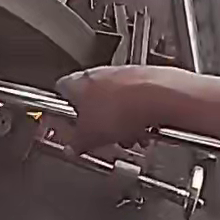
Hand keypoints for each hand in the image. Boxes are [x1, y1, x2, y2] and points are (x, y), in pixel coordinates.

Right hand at [55, 65, 187, 150]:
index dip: (64, 110)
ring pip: (116, 102)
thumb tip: (72, 147)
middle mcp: (98, 73)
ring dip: (121, 123)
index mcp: (77, 83)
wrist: (159, 97)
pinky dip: (139, 116)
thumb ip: (77, 143)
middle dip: (99, 122)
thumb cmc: (123, 108)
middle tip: (103, 138)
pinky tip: (145, 130)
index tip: (69, 125)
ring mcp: (122, 74)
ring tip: (130, 138)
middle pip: (92, 100)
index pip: (61, 92)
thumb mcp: (90, 138)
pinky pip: (136, 101)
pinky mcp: (144, 79)